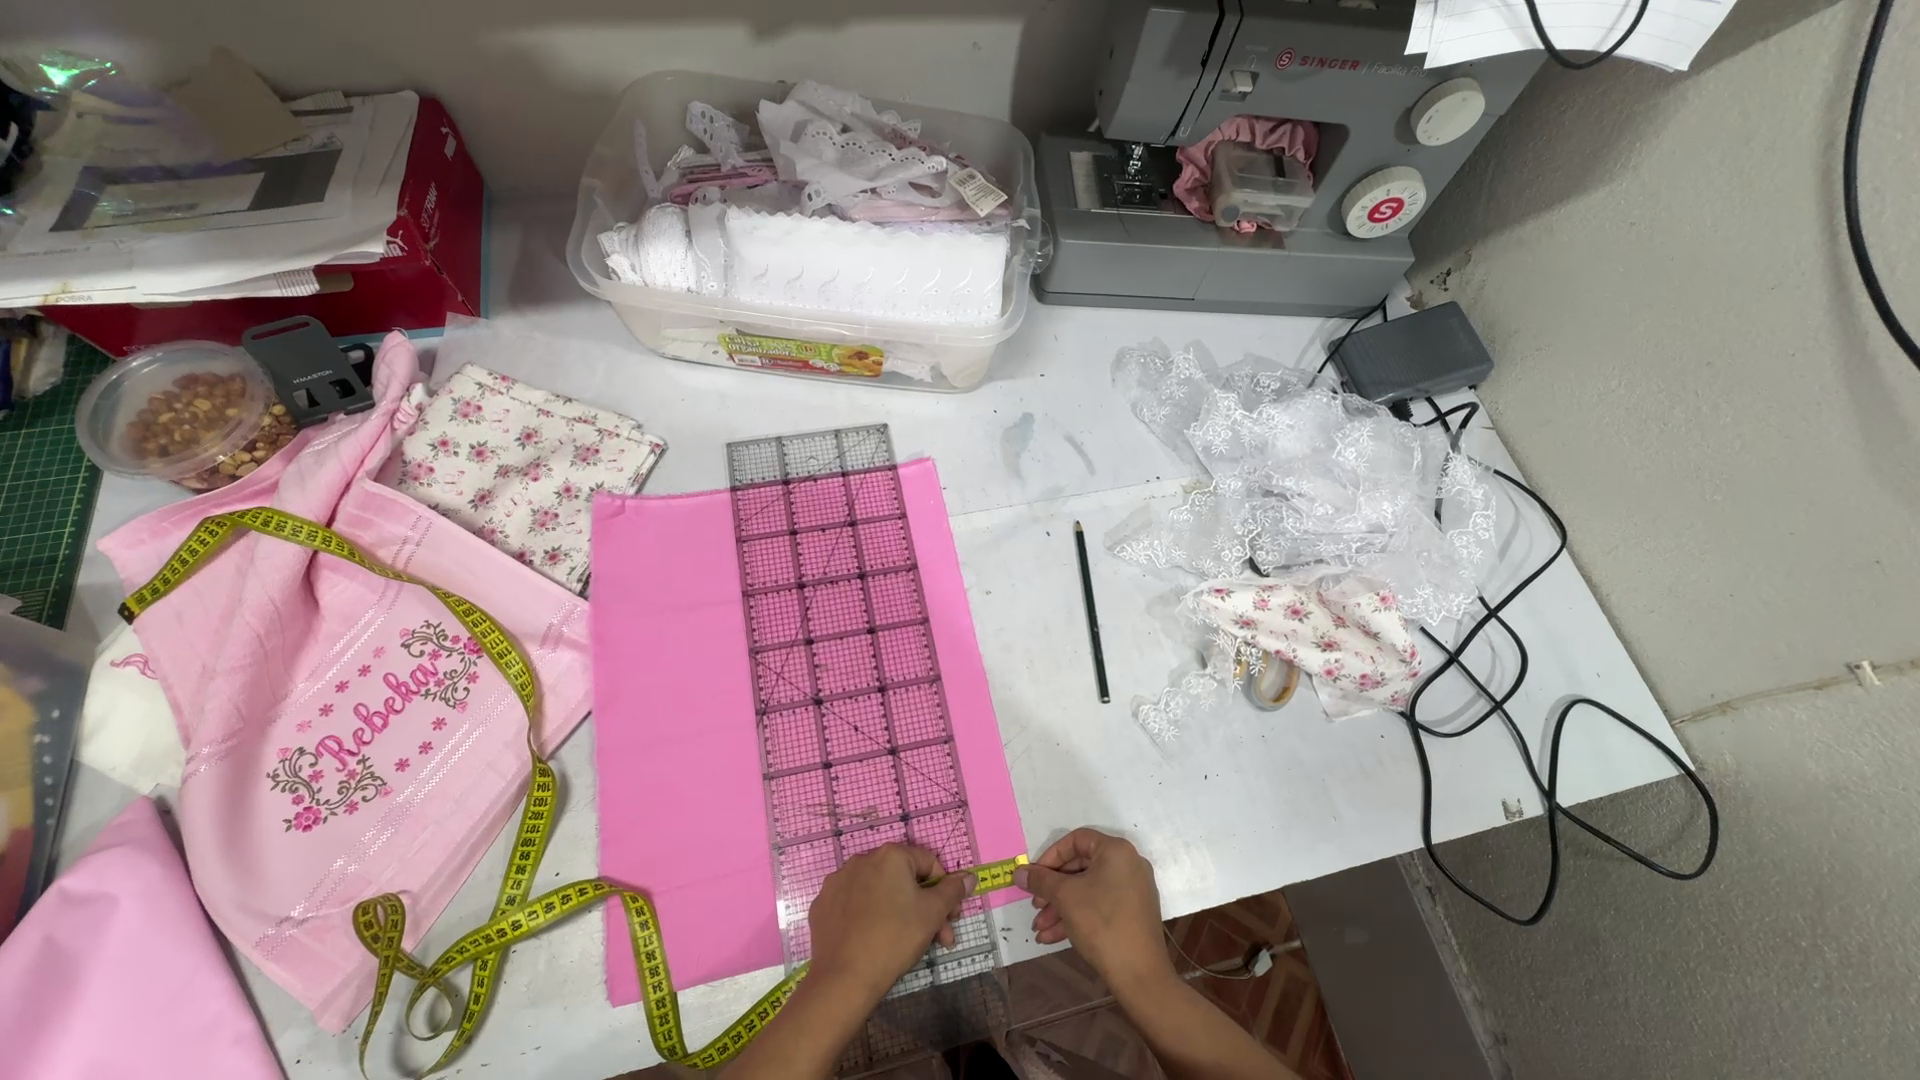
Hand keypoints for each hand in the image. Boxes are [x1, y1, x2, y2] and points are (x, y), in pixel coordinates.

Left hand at [806, 844, 973, 1002]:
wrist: (844, 977)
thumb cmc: (895, 937)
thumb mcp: (932, 913)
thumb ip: (952, 891)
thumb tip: (968, 877)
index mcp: (890, 855)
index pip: (929, 863)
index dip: (945, 890)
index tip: (951, 918)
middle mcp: (861, 860)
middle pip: (904, 879)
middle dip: (925, 907)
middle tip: (938, 938)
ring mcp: (838, 882)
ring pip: (879, 892)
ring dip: (899, 911)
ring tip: (909, 944)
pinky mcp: (822, 905)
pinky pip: (854, 904)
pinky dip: (869, 917)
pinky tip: (875, 939)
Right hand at [1017, 828, 1175, 987]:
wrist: (1139, 974)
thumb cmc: (1101, 923)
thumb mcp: (1066, 897)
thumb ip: (1041, 880)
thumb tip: (1019, 872)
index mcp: (1116, 851)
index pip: (1076, 840)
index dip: (1051, 856)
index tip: (1035, 876)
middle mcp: (1127, 865)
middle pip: (1080, 868)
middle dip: (1053, 889)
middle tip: (1035, 905)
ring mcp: (1132, 890)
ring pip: (1087, 891)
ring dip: (1060, 908)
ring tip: (1039, 929)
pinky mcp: (1132, 914)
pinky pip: (1099, 906)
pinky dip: (1076, 917)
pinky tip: (1052, 937)